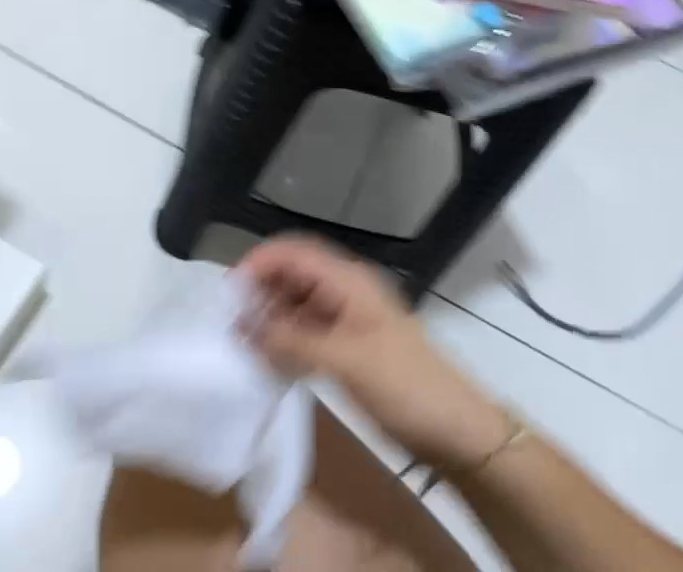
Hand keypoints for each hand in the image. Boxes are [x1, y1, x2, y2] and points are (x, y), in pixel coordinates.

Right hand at [238, 235, 509, 470]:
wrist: (454, 429)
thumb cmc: (406, 386)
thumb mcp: (346, 362)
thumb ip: (293, 342)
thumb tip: (246, 328)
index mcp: (349, 282)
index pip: (295, 252)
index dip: (259, 263)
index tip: (228, 293)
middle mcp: (346, 293)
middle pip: (293, 275)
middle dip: (260, 292)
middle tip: (230, 324)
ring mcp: (348, 322)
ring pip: (298, 305)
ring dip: (269, 318)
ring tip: (241, 345)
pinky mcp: (348, 350)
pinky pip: (306, 334)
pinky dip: (284, 342)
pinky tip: (266, 361)